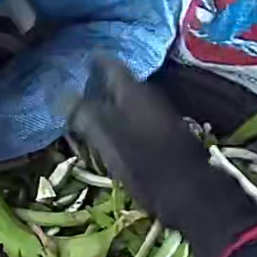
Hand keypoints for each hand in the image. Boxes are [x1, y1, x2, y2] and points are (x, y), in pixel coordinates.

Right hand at [67, 58, 256, 256]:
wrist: (193, 194)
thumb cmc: (146, 167)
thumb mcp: (108, 142)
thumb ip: (85, 116)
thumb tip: (63, 96)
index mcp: (133, 93)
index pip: (110, 65)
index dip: (94, 62)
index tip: (79, 61)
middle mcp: (150, 96)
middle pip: (122, 82)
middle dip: (102, 82)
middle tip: (80, 87)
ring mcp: (163, 114)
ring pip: (132, 99)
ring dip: (114, 100)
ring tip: (93, 109)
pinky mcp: (170, 133)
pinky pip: (141, 114)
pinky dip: (125, 115)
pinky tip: (116, 130)